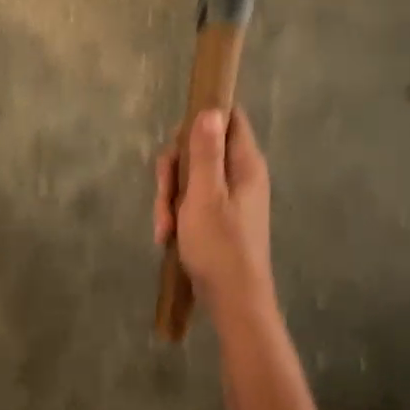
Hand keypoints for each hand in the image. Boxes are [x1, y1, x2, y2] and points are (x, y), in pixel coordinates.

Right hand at [154, 108, 273, 304]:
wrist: (234, 300)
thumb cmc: (220, 246)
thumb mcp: (205, 195)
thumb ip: (205, 152)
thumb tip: (210, 109)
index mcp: (245, 164)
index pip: (229, 118)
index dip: (201, 120)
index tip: (177, 140)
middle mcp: (241, 175)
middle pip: (199, 147)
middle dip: (173, 169)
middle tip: (164, 194)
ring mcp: (230, 196)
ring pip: (190, 176)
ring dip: (169, 197)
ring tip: (164, 226)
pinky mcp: (218, 216)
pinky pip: (191, 199)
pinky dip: (176, 213)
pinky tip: (168, 235)